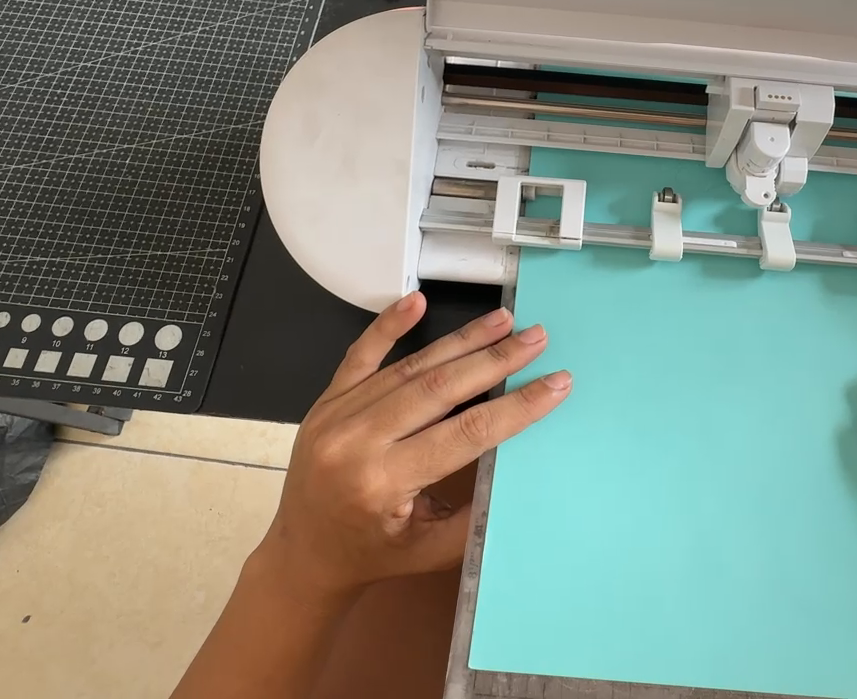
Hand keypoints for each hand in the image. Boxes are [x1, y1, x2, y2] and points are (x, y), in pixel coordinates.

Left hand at [255, 293, 571, 601]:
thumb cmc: (373, 555)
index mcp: (385, 483)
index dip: (516, 407)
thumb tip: (522, 457)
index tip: (555, 383)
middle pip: (440, 388)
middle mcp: (358, 442)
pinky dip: (388, 324)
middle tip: (536, 337)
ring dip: (462, 339)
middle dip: (496, 359)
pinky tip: (416, 300)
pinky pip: (361, 353)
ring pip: (411, 366)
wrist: (300, 556)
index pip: (466, 434)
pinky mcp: (327, 399)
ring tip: (504, 320)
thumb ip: (476, 512)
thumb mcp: (430, 550)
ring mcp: (338, 414)